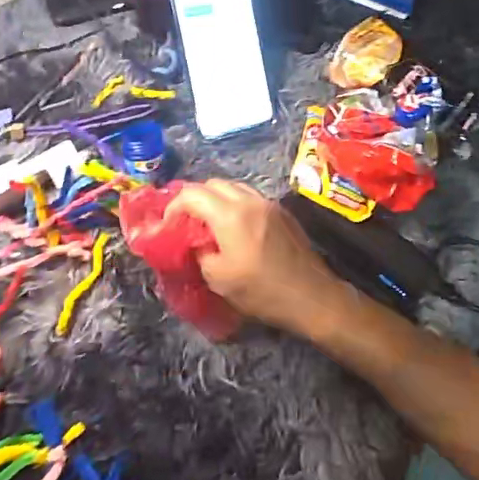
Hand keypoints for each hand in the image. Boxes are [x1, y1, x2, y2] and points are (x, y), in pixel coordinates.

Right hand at [165, 180, 348, 335]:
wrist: (311, 296)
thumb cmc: (261, 290)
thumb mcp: (218, 278)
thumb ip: (199, 252)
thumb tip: (194, 242)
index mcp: (230, 214)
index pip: (192, 194)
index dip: (173, 206)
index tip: (167, 225)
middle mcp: (250, 200)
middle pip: (213, 184)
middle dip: (194, 199)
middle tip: (186, 222)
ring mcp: (269, 203)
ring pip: (234, 188)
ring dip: (216, 200)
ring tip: (208, 225)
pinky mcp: (282, 212)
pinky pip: (251, 198)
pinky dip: (236, 205)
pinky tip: (234, 229)